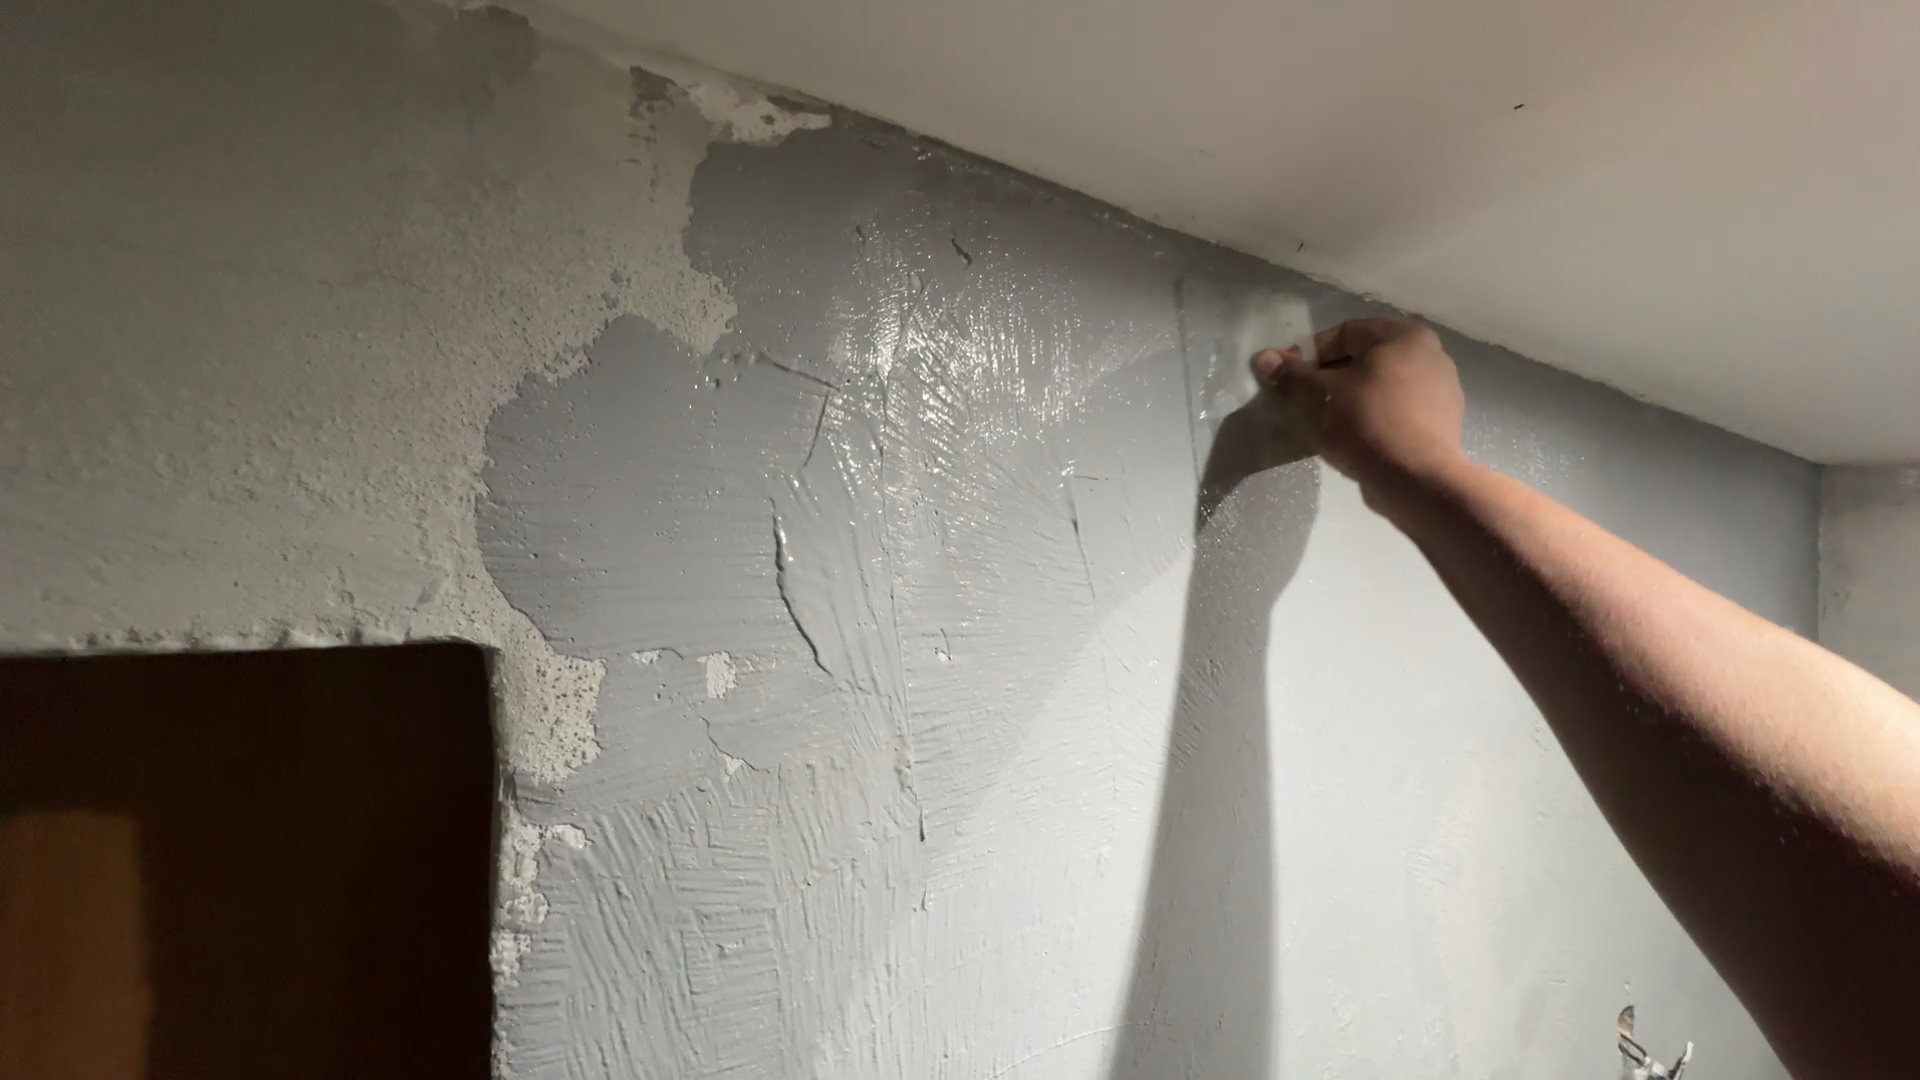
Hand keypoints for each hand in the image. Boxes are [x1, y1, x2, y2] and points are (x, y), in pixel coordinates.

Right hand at [1253, 317, 1467, 499]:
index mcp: (1402, 336)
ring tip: (1325, 423)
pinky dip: (1371, 416)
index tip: (1290, 380)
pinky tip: (1354, 438)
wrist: (1416, 479)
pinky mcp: (1439, 419)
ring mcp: (1439, 387)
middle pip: (1362, 358)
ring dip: (1349, 398)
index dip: (1309, 354)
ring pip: (1379, 384)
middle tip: (1303, 402)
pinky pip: (1395, 408)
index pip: (1343, 333)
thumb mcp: (1317, 397)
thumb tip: (1265, 357)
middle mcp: (1429, 353)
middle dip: (1328, 377)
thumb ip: (1290, 375)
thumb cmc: (1364, 425)